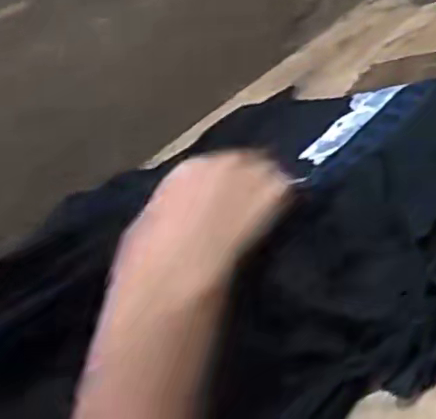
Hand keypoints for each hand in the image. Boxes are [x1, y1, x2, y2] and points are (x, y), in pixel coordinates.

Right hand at [113, 151, 292, 298]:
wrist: (175, 277)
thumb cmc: (146, 261)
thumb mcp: (148, 222)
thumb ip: (174, 202)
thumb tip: (188, 204)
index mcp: (190, 167)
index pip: (217, 164)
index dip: (224, 183)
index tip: (225, 198)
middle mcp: (228, 159)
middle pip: (249, 162)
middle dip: (250, 180)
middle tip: (249, 204)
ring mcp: (257, 171)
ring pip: (272, 173)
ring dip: (269, 189)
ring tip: (262, 214)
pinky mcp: (280, 188)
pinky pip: (289, 191)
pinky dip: (285, 204)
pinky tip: (274, 221)